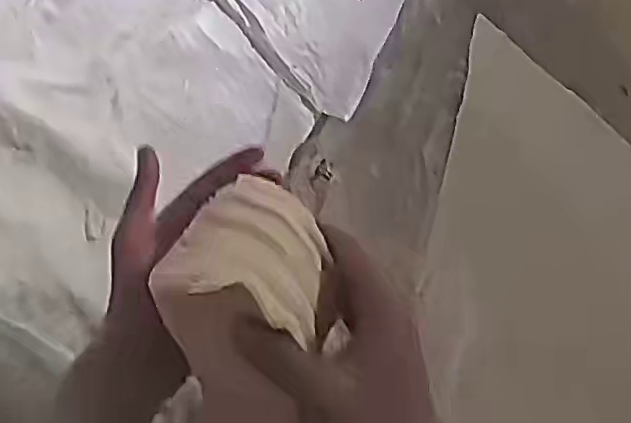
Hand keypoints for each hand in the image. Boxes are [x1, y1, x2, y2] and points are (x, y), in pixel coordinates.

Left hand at [59, 146, 267, 422]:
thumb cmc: (131, 295)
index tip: (261, 152)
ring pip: (248, 233)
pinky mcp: (231, 292)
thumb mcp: (131, 238)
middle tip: (283, 181)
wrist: (136, 360)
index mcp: (182, 220)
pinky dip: (273, 256)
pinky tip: (293, 252)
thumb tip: (148, 149)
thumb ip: (142, 196)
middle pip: (236, 205)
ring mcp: (219, 264)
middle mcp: (203, 237)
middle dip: (259, 189)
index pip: (212, 185)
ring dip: (269, 219)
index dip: (234, 166)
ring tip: (292, 209)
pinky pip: (255, 268)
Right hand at [235, 226, 437, 422]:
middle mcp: (391, 306)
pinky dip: (328, 312)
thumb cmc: (372, 420)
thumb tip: (237, 321)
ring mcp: (392, 331)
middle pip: (347, 265)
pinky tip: (303, 327)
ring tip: (277, 287)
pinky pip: (353, 316)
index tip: (274, 227)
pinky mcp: (387, 354)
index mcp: (382, 301)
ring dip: (317, 287)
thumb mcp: (321, 390)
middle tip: (268, 257)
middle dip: (308, 259)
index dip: (311, 231)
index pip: (345, 245)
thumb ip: (279, 355)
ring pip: (350, 291)